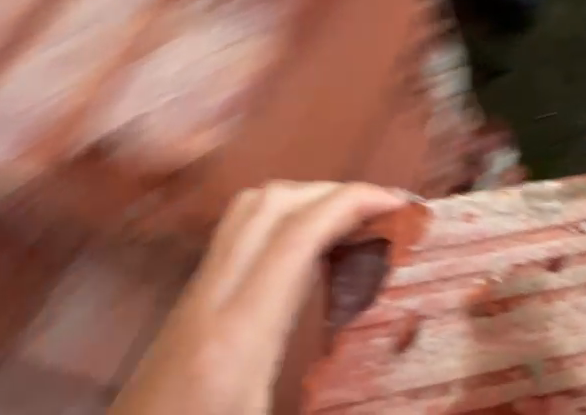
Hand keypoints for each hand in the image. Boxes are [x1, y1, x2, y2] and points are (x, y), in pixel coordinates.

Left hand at [112, 182, 407, 414]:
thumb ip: (329, 400)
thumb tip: (396, 385)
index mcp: (238, 337)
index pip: (299, 232)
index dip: (355, 202)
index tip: (401, 205)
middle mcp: (209, 303)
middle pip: (272, 203)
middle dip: (335, 192)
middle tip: (383, 212)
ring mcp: (190, 303)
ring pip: (248, 211)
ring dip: (306, 199)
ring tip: (350, 222)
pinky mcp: (184, 313)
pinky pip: (235, 237)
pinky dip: (280, 222)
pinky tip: (306, 254)